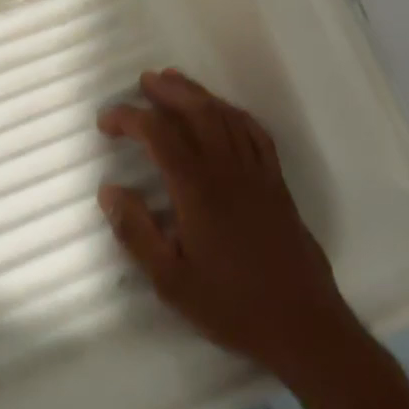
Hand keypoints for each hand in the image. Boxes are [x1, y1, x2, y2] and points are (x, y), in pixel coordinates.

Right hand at [97, 69, 363, 382]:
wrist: (303, 326)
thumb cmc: (231, 305)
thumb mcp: (170, 280)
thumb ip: (136, 232)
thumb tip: (108, 190)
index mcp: (198, 189)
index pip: (159, 134)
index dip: (129, 119)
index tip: (105, 123)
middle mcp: (228, 170)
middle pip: (197, 112)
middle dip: (168, 91)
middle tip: (143, 81)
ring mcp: (257, 174)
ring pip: (227, 116)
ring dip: (199, 94)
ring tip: (175, 82)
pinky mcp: (277, 184)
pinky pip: (255, 133)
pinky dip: (234, 113)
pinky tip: (224, 113)